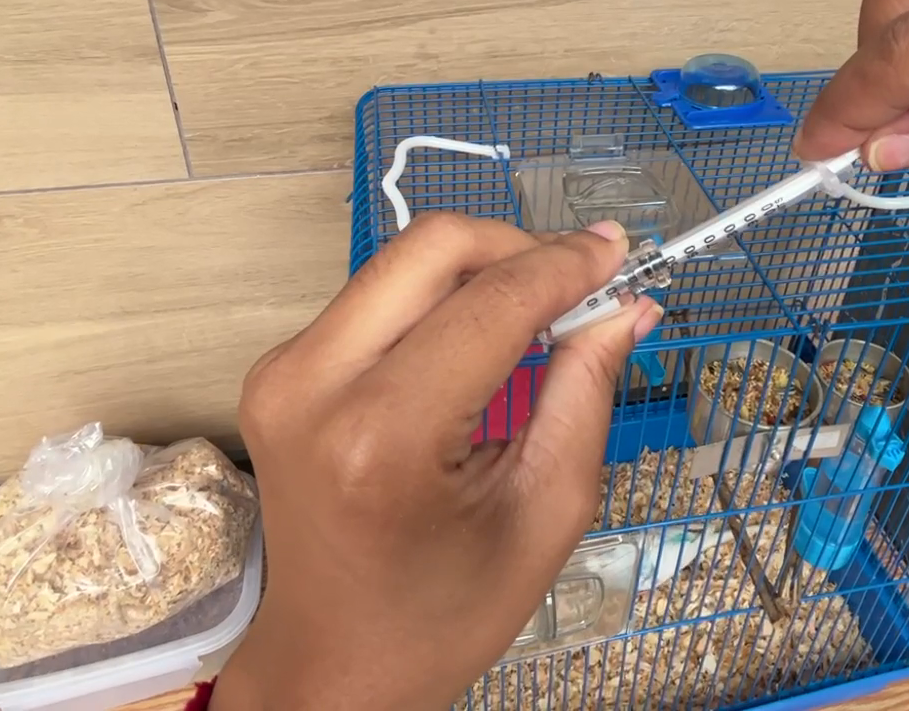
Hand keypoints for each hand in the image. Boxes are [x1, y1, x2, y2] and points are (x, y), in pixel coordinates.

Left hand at [212, 215, 661, 710]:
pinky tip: (484, 326)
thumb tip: (625, 307)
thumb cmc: (442, 613)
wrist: (327, 662)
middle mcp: (315, 383)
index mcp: (383, 436)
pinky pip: (380, 291)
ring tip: (542, 303)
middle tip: (579, 278)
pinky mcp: (282, 364)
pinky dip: (445, 291)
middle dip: (520, 246)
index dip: (565, 266)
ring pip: (405, 258)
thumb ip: (587, 391)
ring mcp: (286, 368)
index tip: (617, 254)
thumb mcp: (544, 513)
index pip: (491, 304)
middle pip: (433, 247)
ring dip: (484, 264)